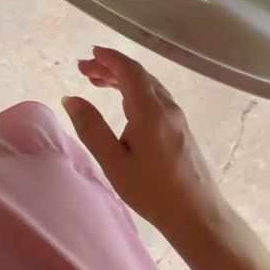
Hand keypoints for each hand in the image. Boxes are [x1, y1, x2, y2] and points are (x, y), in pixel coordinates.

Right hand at [62, 46, 229, 239]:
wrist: (197, 215)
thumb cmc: (152, 192)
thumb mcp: (114, 163)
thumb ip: (91, 128)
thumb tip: (71, 98)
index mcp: (150, 112)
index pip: (130, 71)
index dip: (109, 58)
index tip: (89, 54)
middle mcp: (167, 108)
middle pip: (139, 75)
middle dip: (111, 67)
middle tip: (84, 69)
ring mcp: (177, 118)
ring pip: (148, 85)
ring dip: (123, 78)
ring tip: (98, 82)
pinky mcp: (181, 128)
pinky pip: (155, 97)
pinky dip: (135, 90)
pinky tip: (124, 103)